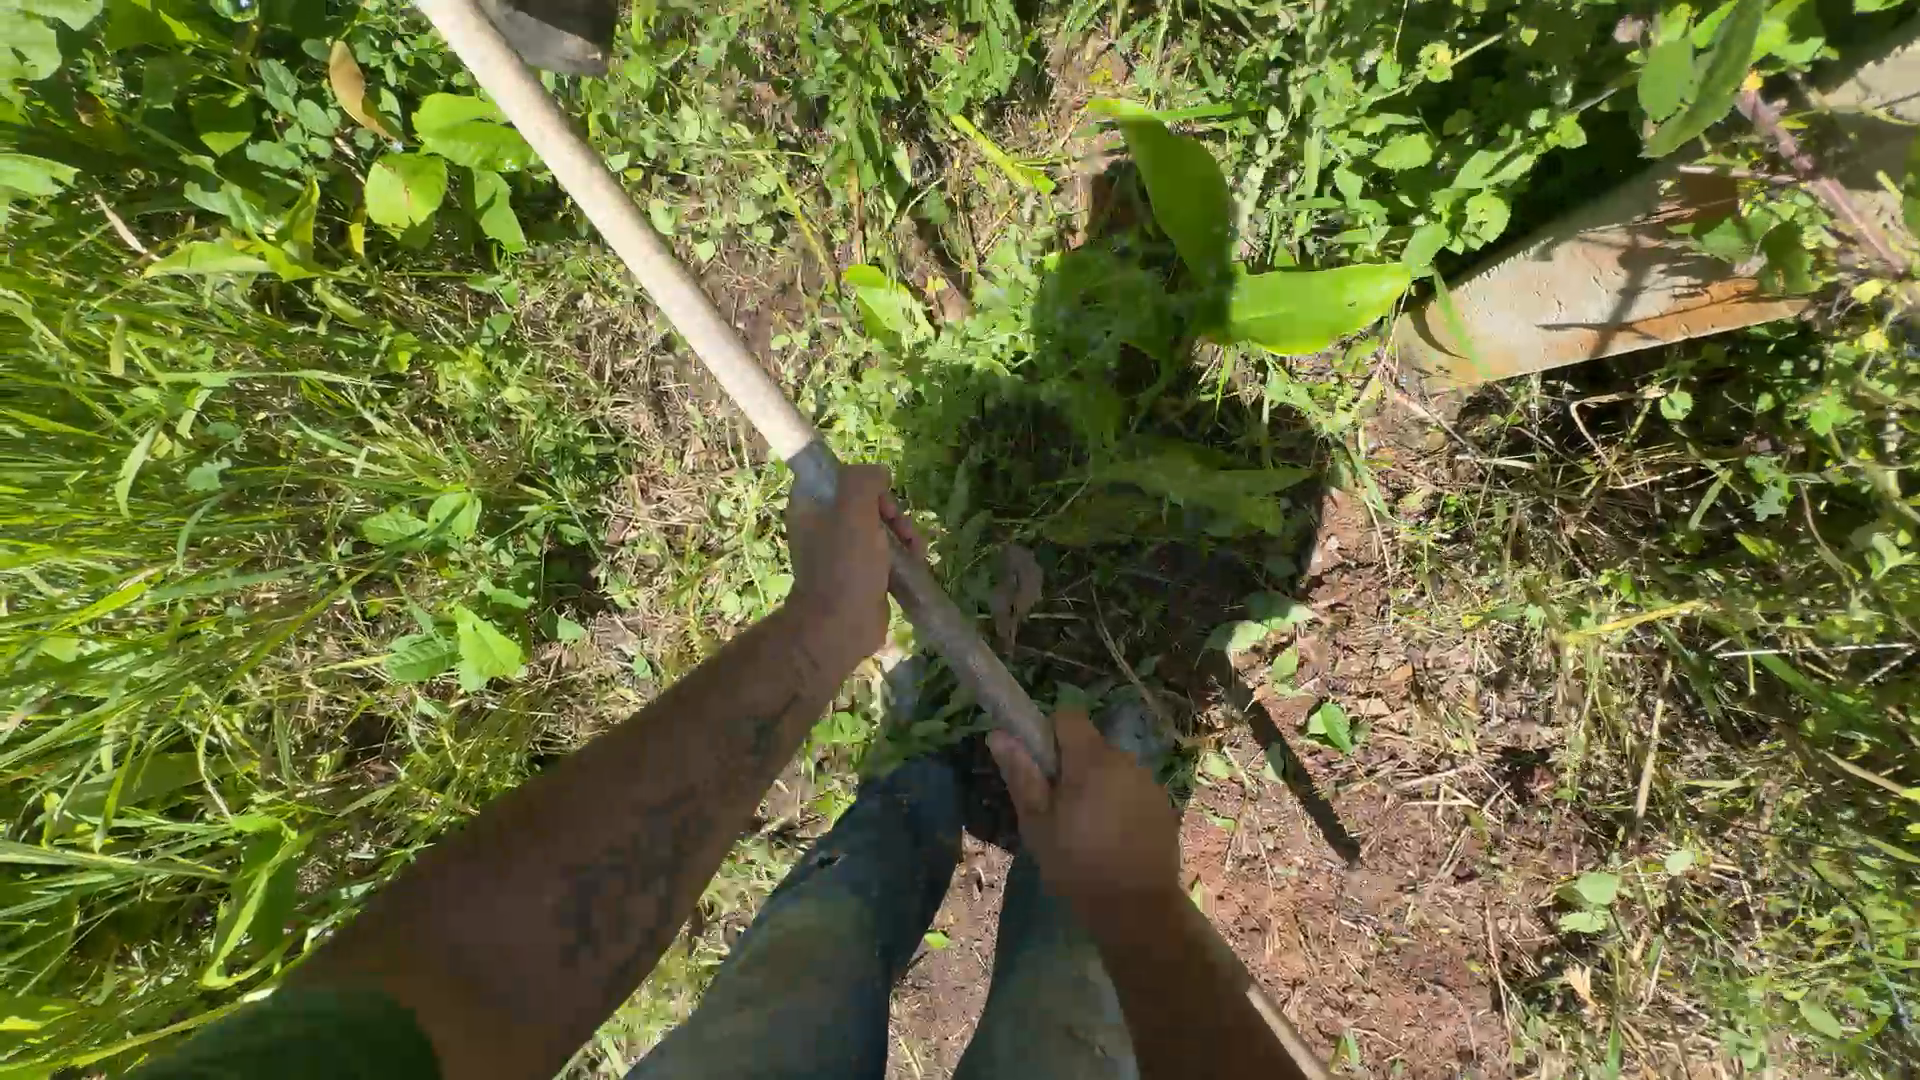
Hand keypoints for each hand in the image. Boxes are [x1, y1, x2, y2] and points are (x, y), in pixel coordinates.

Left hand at [784, 463, 920, 672]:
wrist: (842, 625)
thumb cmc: (844, 565)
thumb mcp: (853, 511)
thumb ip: (864, 481)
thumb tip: (880, 474)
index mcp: (811, 505)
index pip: (840, 476)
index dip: (864, 482)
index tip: (878, 497)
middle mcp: (825, 524)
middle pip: (868, 500)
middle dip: (892, 511)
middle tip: (899, 528)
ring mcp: (845, 549)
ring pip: (883, 525)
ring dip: (905, 533)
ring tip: (914, 551)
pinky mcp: (864, 570)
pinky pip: (889, 550)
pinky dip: (905, 553)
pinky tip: (916, 562)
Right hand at [988, 708, 1180, 911]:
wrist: (1137, 910)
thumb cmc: (1077, 865)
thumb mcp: (1037, 823)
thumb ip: (1020, 773)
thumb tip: (998, 734)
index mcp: (1090, 759)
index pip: (1068, 716)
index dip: (1050, 733)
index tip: (1041, 765)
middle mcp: (1124, 759)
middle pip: (1090, 743)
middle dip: (1072, 763)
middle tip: (1057, 805)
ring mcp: (1148, 781)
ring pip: (1112, 766)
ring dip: (1097, 782)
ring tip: (1085, 826)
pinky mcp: (1163, 803)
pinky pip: (1131, 787)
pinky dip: (1119, 800)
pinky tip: (1112, 836)